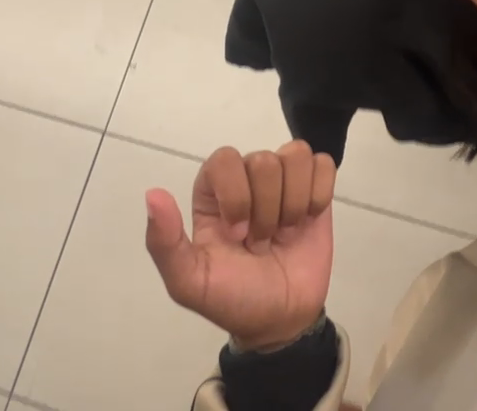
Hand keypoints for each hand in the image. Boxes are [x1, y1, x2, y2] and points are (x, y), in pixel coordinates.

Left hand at [144, 140, 335, 351]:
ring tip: (285, 233)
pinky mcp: (316, 188)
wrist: (280, 320)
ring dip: (294, 204)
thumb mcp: (190, 281)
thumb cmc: (233, 298)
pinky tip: (309, 219)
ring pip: (295, 156)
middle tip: (261, 242)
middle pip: (264, 160)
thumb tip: (152, 194)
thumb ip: (165, 243)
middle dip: (267, 210)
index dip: (236, 194)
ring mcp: (284, 180)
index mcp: (214, 192)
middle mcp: (247, 177)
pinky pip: (323, 164)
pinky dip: (319, 194)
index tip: (237, 233)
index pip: (225, 159)